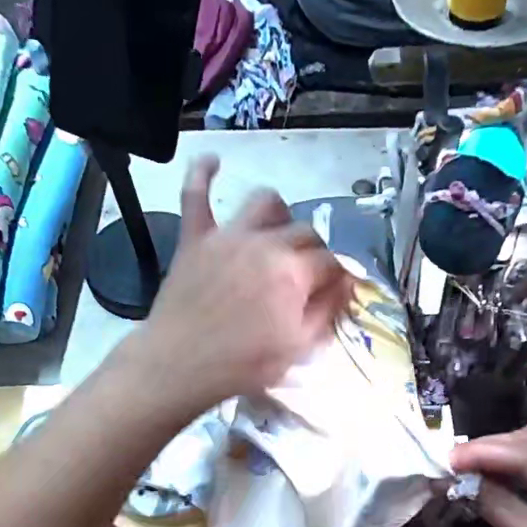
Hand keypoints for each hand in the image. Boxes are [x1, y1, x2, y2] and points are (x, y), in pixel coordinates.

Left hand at [120, 156, 348, 412]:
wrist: (180, 364)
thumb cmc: (243, 364)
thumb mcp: (297, 348)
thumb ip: (326, 312)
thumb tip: (346, 284)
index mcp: (293, 272)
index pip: (331, 261)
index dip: (339, 276)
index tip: (338, 289)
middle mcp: (265, 243)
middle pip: (305, 230)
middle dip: (315, 250)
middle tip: (309, 275)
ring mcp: (228, 235)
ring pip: (264, 201)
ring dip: (278, 213)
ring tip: (277, 232)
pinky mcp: (195, 237)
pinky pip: (195, 194)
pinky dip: (203, 174)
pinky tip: (213, 162)